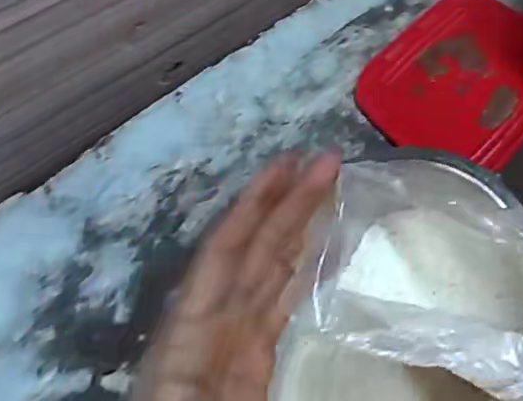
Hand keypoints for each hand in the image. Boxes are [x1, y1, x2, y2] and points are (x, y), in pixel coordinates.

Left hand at [133, 151, 342, 400]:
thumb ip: (238, 359)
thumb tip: (262, 318)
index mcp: (188, 336)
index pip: (225, 253)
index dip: (254, 204)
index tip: (287, 163)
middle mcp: (211, 326)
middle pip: (255, 251)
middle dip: (291, 201)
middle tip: (330, 159)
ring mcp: (233, 342)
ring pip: (272, 269)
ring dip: (302, 224)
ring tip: (333, 184)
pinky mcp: (251, 363)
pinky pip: (283, 304)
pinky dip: (308, 271)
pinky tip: (334, 249)